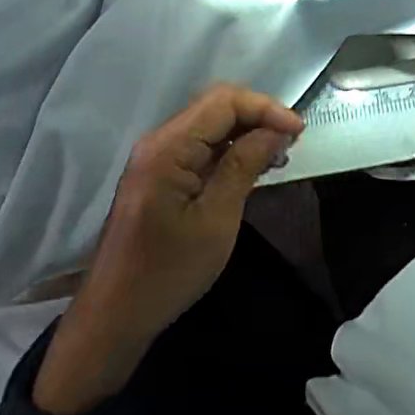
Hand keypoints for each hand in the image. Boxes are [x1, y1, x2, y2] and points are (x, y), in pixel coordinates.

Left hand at [34, 84, 302, 412]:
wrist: (116, 312)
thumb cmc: (169, 271)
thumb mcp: (217, 219)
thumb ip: (244, 166)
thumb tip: (275, 130)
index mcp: (168, 148)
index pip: (223, 102)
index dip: (266, 108)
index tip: (298, 131)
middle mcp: (158, 142)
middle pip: (215, 106)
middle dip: (258, 115)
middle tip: (292, 140)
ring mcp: (156, 157)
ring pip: (209, 124)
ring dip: (246, 131)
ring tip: (278, 153)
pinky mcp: (159, 174)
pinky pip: (199, 146)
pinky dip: (229, 148)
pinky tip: (252, 167)